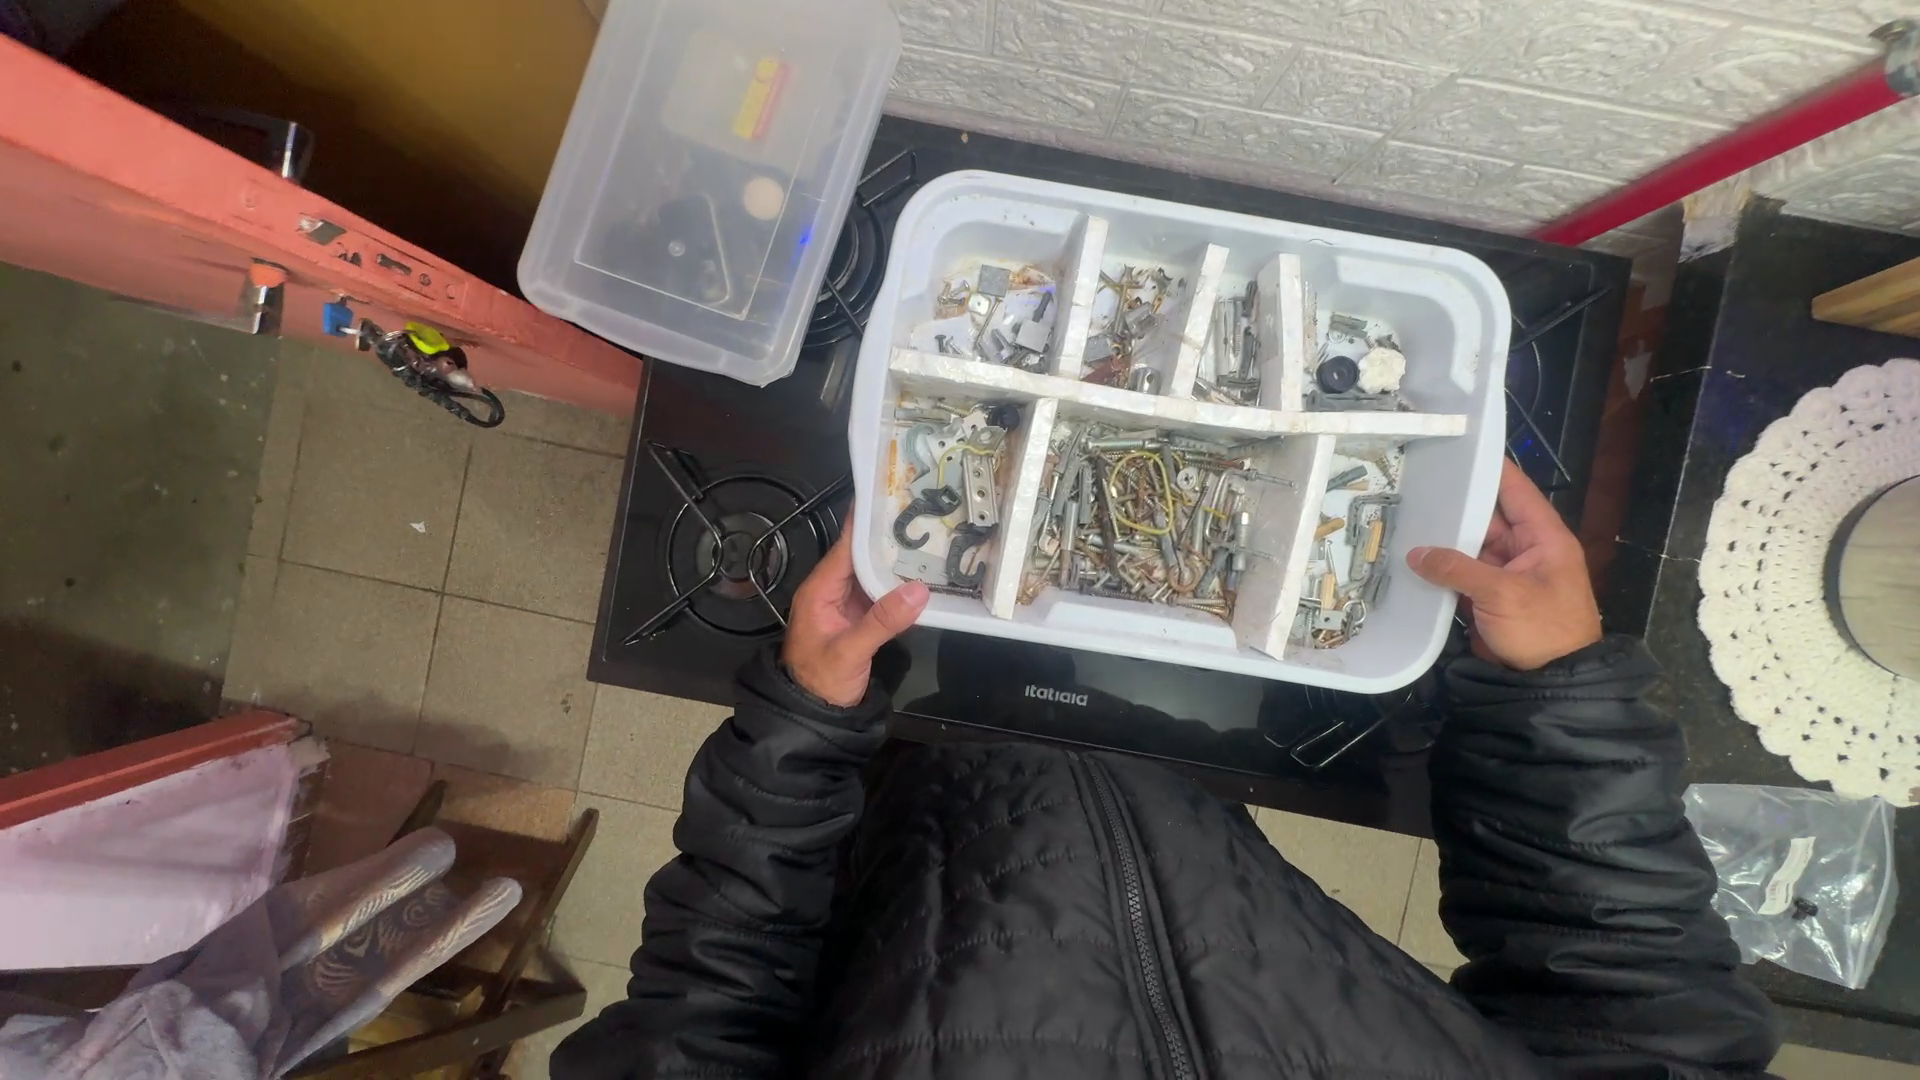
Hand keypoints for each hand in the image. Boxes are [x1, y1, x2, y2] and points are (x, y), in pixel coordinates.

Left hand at [782, 529, 928, 705]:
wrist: (813, 716)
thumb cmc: (821, 681)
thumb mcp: (850, 651)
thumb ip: (882, 621)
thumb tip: (919, 590)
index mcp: (820, 589)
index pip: (845, 546)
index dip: (866, 522)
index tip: (889, 496)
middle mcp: (832, 590)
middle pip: (861, 555)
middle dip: (887, 536)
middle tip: (921, 513)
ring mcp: (847, 604)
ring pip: (873, 572)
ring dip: (896, 558)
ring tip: (928, 536)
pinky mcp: (861, 618)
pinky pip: (881, 592)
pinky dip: (899, 583)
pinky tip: (923, 574)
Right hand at [1406, 459, 1601, 670]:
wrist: (1550, 680)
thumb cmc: (1542, 628)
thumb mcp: (1502, 594)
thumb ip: (1457, 569)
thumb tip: (1415, 552)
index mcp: (1543, 540)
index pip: (1517, 493)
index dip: (1493, 470)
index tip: (1463, 448)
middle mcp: (1523, 551)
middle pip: (1485, 518)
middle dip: (1454, 503)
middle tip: (1415, 483)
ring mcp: (1502, 574)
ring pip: (1466, 546)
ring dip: (1440, 537)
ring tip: (1403, 515)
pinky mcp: (1483, 596)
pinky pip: (1457, 572)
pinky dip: (1436, 566)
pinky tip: (1408, 556)